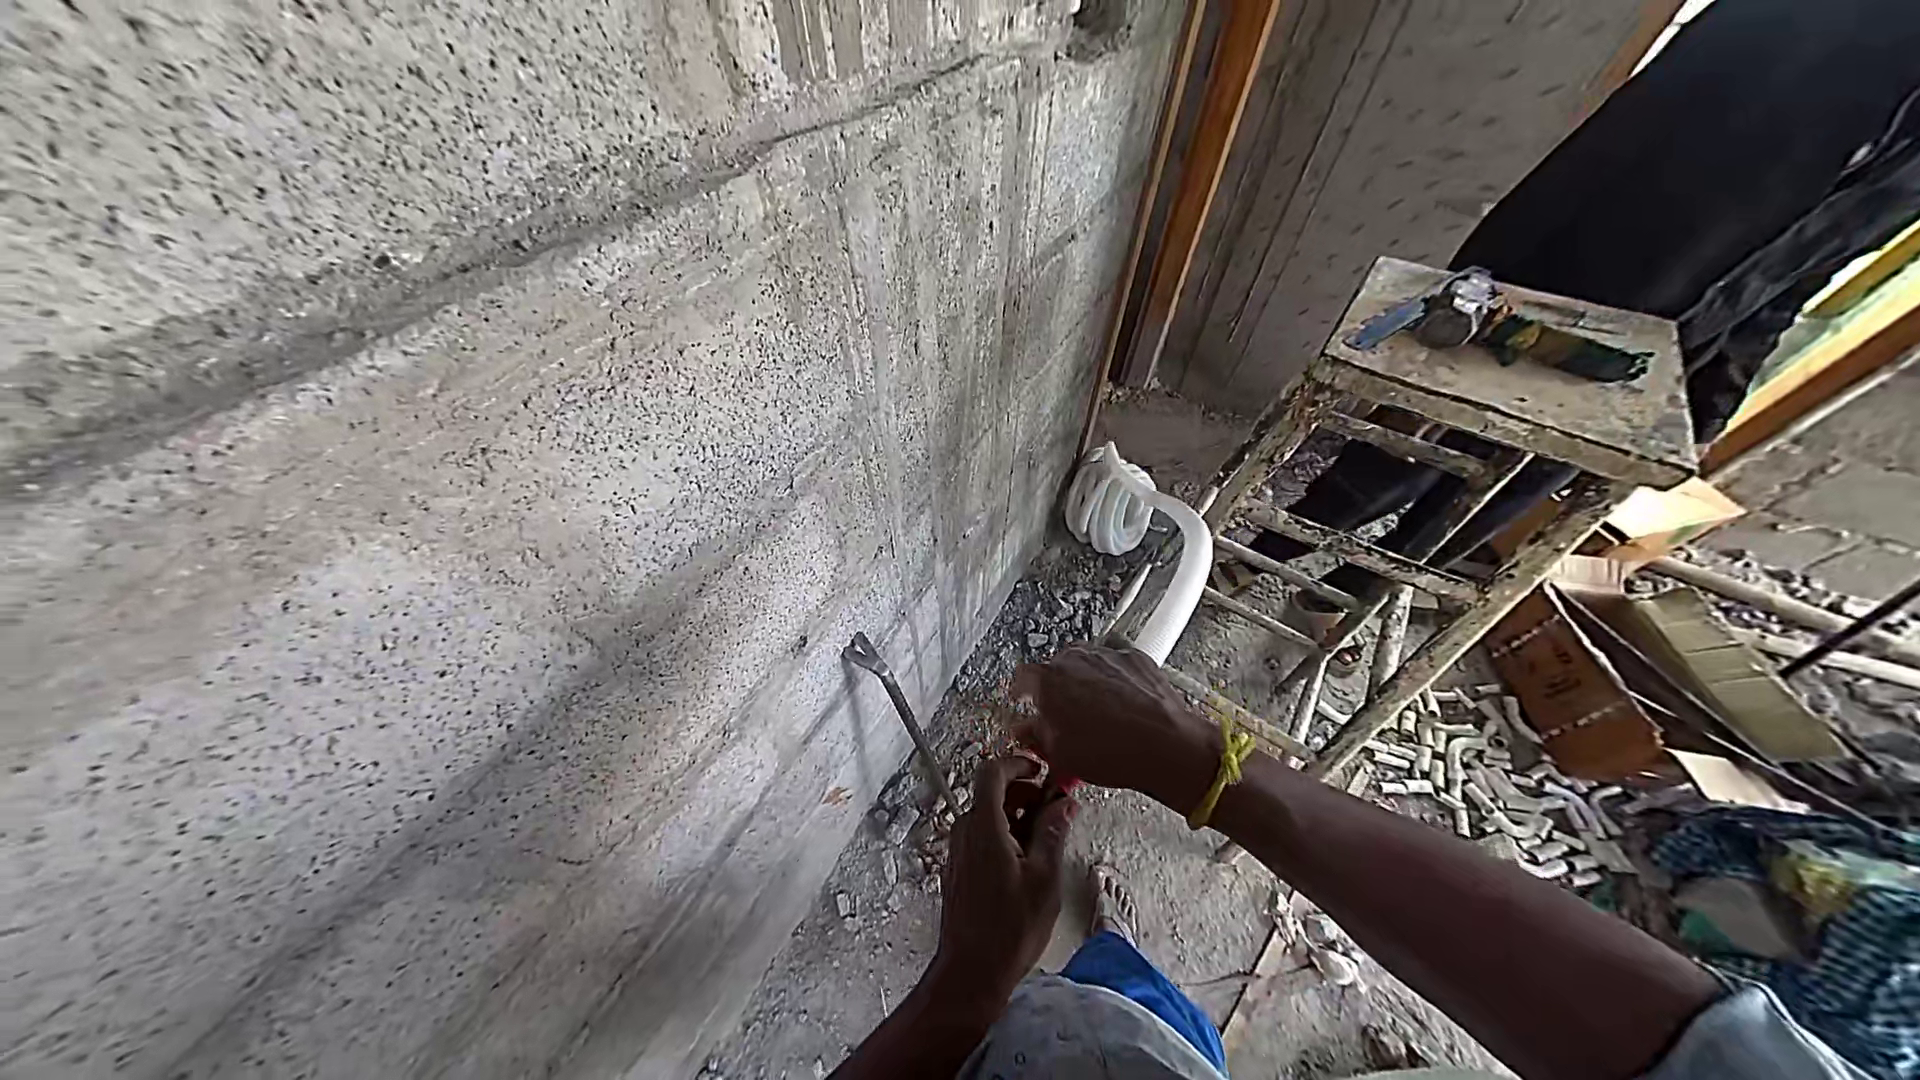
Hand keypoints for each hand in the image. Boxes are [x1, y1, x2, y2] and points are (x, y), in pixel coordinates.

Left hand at [927, 756, 1075, 1017]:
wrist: (971, 971)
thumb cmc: (1008, 930)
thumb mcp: (1044, 878)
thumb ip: (1052, 832)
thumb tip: (1064, 803)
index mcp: (984, 826)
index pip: (992, 771)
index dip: (1017, 763)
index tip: (1040, 770)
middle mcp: (965, 831)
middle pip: (992, 791)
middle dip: (1024, 792)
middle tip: (1053, 807)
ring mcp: (959, 849)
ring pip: (988, 813)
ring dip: (1017, 814)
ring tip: (1044, 838)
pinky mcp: (959, 866)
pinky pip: (981, 833)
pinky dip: (1004, 832)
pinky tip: (1026, 858)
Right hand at [1012, 644, 1219, 814]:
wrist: (1167, 744)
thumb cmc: (1115, 750)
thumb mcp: (1059, 754)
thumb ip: (1035, 735)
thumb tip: (1027, 730)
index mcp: (1048, 679)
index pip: (1022, 677)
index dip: (1021, 691)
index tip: (1023, 699)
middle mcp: (1075, 659)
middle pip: (1055, 668)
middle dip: (1056, 690)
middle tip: (1064, 716)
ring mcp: (1106, 655)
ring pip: (1086, 664)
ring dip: (1085, 682)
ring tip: (1097, 714)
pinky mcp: (1134, 658)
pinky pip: (1115, 666)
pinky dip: (1114, 681)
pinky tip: (1122, 706)